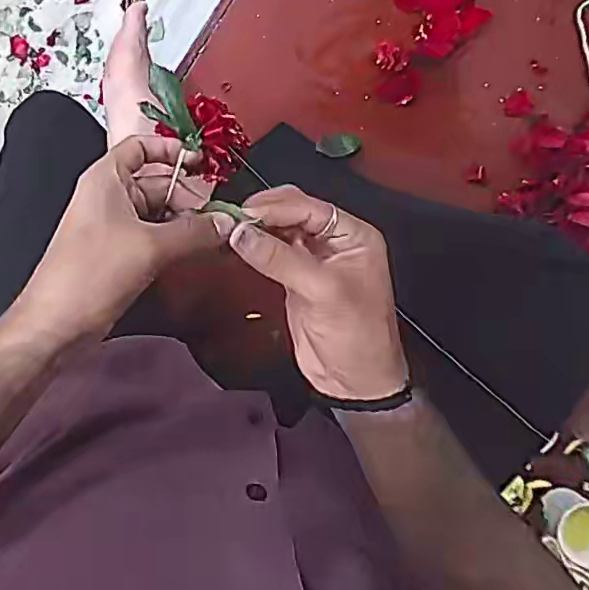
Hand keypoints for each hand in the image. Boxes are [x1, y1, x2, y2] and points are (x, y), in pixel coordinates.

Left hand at [20, 135, 233, 338]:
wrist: (55, 326)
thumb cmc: (89, 275)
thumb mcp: (150, 247)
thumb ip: (194, 231)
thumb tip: (225, 222)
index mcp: (106, 179)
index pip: (141, 145)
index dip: (172, 149)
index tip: (200, 162)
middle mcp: (109, 196)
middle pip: (157, 181)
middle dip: (189, 195)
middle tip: (217, 213)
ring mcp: (113, 224)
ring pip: (159, 210)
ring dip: (186, 220)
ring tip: (213, 233)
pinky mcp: (119, 251)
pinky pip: (154, 234)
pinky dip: (175, 239)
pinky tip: (196, 250)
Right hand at [228, 186, 407, 400]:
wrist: (356, 383)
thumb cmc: (358, 336)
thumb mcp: (323, 292)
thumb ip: (281, 259)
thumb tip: (241, 232)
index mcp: (354, 236)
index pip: (311, 208)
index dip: (277, 206)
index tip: (245, 212)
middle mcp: (335, 241)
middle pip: (294, 212)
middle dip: (265, 213)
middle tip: (234, 219)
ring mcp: (314, 258)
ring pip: (281, 230)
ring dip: (257, 229)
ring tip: (231, 229)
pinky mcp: (296, 278)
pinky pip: (273, 252)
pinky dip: (255, 248)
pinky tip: (238, 245)